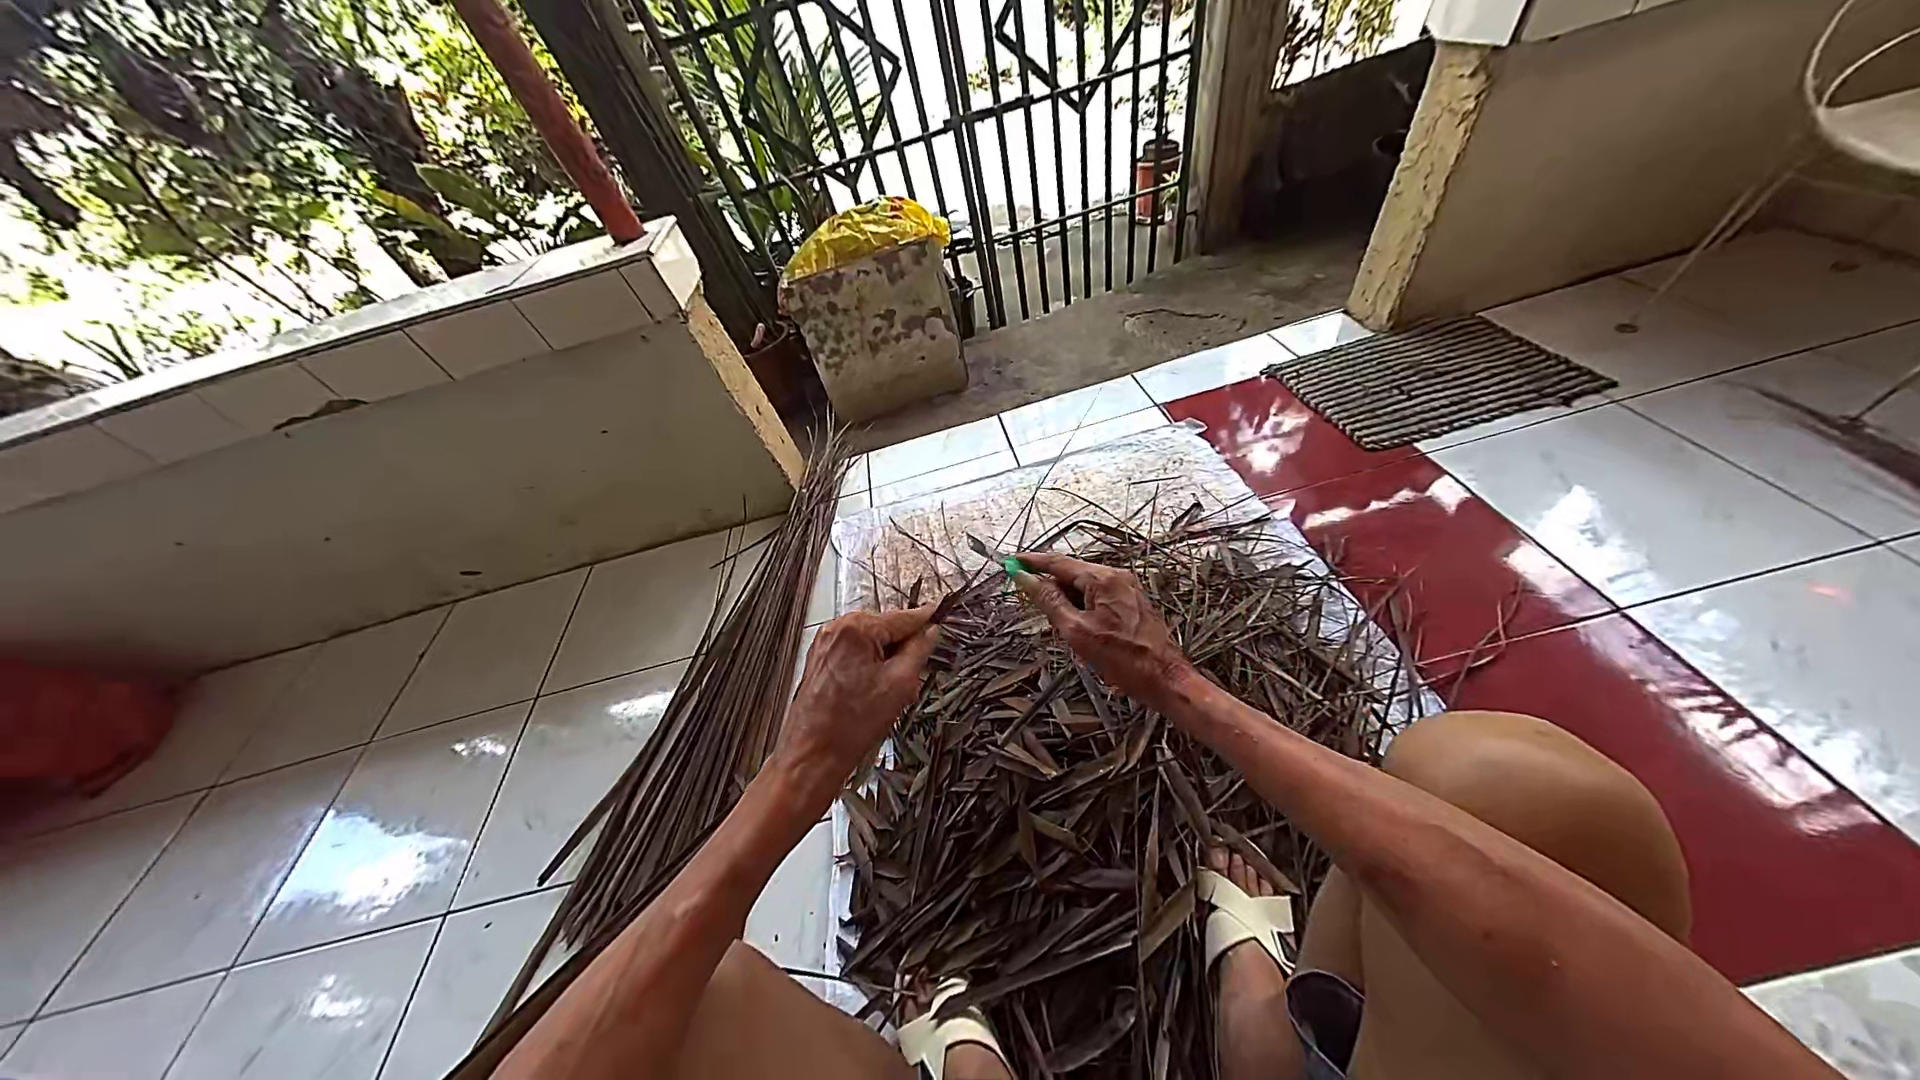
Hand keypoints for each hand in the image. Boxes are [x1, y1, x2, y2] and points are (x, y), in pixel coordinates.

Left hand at [775, 605, 939, 796]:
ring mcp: (825, 644)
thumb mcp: (900, 684)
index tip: (941, 613)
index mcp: (855, 628)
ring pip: (871, 642)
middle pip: (886, 629)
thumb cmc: (848, 726)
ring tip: (892, 692)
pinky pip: (855, 653)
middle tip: (916, 675)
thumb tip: (930, 633)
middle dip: (904, 649)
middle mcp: (836, 629)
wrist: (813, 754)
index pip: (902, 617)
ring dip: (888, 660)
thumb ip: (919, 650)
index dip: (927, 619)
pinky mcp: (821, 660)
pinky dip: (870, 666)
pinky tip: (874, 693)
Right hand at [1012, 553, 1195, 710]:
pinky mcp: (1130, 602)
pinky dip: (1082, 609)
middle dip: (1050, 589)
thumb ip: (1048, 601)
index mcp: (1103, 579)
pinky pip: (1097, 597)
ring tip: (1064, 632)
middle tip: (1032, 605)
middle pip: (1071, 574)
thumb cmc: (1124, 659)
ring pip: (1084, 588)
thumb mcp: (1075, 630)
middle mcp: (1117, 577)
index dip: (1032, 562)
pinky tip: (1080, 632)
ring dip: (1067, 604)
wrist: (1164, 679)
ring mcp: (1126, 588)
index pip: (1058, 563)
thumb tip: (1025, 579)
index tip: (1012, 561)